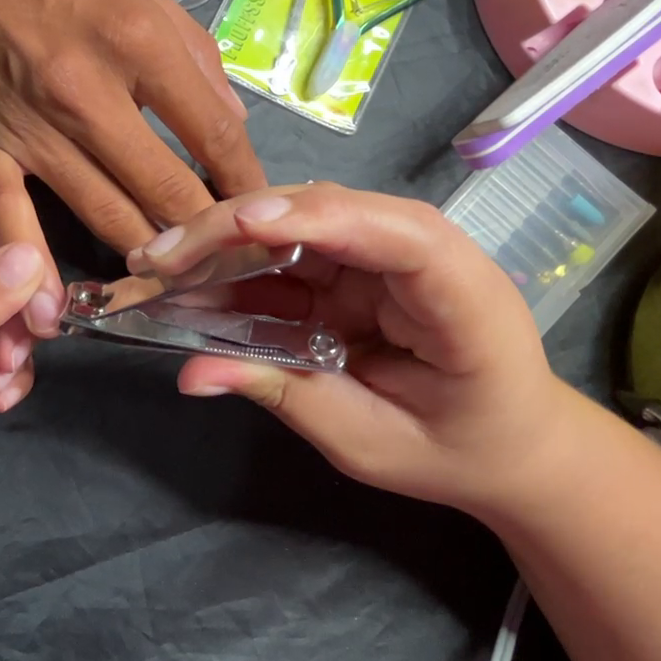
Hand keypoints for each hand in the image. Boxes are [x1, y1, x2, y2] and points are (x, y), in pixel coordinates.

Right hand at [0, 0, 265, 409]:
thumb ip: (194, 57)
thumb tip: (228, 126)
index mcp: (137, 42)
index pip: (214, 134)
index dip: (249, 184)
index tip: (266, 216)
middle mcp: (87, 95)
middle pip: (166, 191)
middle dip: (209, 237)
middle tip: (235, 268)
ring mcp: (31, 131)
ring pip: (106, 217)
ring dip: (149, 260)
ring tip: (180, 286)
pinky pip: (13, 221)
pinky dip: (36, 270)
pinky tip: (60, 312)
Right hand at [129, 184, 592, 514]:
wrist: (506, 444)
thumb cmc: (458, 449)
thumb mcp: (369, 441)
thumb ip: (288, 396)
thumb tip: (191, 372)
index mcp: (460, 296)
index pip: (398, 234)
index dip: (321, 219)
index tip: (246, 225)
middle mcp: (417, 254)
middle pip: (324, 211)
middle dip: (235, 228)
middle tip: (156, 260)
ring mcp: (377, 255)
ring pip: (291, 222)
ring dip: (220, 241)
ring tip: (154, 268)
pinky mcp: (346, 266)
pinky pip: (282, 254)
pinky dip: (231, 265)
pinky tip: (184, 281)